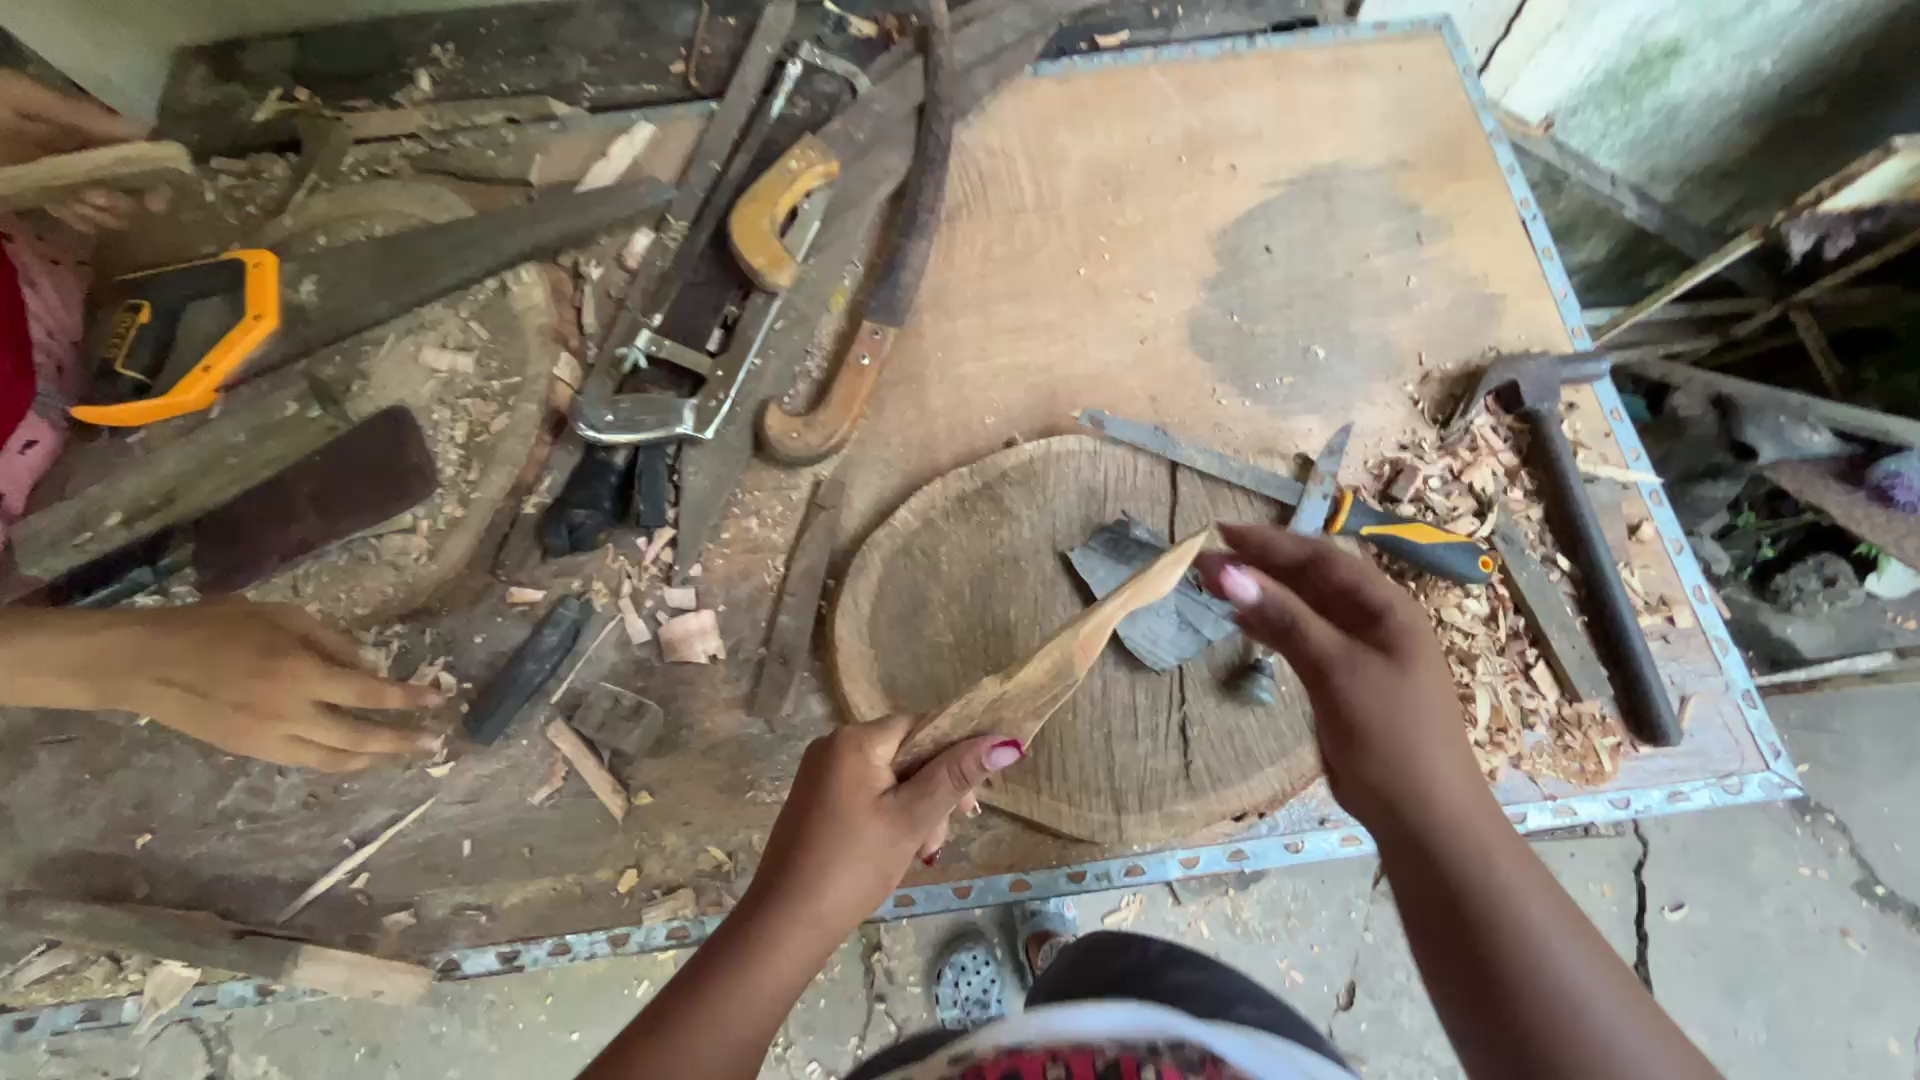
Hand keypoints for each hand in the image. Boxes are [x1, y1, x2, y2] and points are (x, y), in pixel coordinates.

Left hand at [0, 70, 167, 231]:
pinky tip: (72, 215)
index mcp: (80, 130)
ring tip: (76, 202)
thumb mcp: (18, 97)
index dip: (158, 178)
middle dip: (129, 201)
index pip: (138, 155)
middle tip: (103, 201)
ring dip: (105, 211)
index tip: (158, 198)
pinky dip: (84, 221)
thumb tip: (147, 130)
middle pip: (133, 188)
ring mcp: (64, 179)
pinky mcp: (45, 196)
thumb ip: (77, 113)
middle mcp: (81, 156)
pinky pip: (82, 217)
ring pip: (112, 207)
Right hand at [2, 603, 444, 769]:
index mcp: (301, 674)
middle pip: (360, 735)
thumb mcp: (284, 617)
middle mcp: (289, 713)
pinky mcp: (247, 750)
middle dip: (402, 741)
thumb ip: (333, 642)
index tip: (438, 700)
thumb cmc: (215, 627)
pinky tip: (355, 756)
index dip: (408, 699)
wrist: (138, 662)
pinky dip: (335, 761)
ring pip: (333, 758)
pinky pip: (304, 760)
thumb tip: (370, 667)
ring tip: (402, 755)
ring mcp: (267, 737)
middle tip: (435, 743)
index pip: (370, 693)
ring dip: (373, 758)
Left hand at [742, 717, 1022, 934]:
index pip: (921, 726)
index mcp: (855, 739)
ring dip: (913, 807)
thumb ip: (957, 775)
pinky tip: (895, 847)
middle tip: (940, 837)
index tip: (970, 802)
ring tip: (919, 851)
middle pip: (905, 752)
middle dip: (932, 791)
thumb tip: (1006, 741)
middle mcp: (833, 744)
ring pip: (888, 775)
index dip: (953, 755)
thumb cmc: (854, 865)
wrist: (785, 922)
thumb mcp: (912, 818)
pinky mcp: (815, 798)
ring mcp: (820, 772)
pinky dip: (888, 813)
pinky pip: (865, 791)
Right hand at [1195, 524, 1489, 836]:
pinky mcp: (1336, 678)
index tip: (1222, 533)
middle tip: (1205, 560)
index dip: (1271, 542)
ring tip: (1211, 583)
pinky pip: (1297, 638)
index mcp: (1385, 606)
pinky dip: (1268, 626)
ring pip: (1299, 608)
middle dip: (1259, 566)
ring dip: (1259, 594)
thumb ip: (1284, 619)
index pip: (1320, 558)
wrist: (1420, 812)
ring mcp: (1353, 650)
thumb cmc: (1389, 734)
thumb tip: (1230, 574)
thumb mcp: (1336, 668)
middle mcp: (1370, 620)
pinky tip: (1238, 620)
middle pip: (1308, 580)